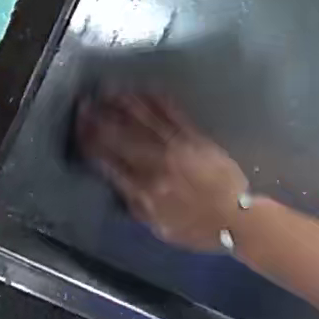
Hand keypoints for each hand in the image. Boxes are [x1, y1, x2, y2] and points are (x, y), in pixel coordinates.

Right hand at [75, 92, 247, 251]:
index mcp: (146, 189)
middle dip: (99, 119)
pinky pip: (172, 114)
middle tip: (83, 105)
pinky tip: (143, 91)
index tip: (79, 130)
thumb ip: (136, 206)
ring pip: (144, 120)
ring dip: (123, 104)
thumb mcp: (160, 228)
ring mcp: (177, 147)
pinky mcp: (195, 137)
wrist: (239, 219)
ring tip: (107, 92)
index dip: (90, 144)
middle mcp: (158, 164)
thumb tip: (116, 183)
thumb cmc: (199, 227)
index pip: (109, 162)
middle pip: (121, 136)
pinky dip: (155, 101)